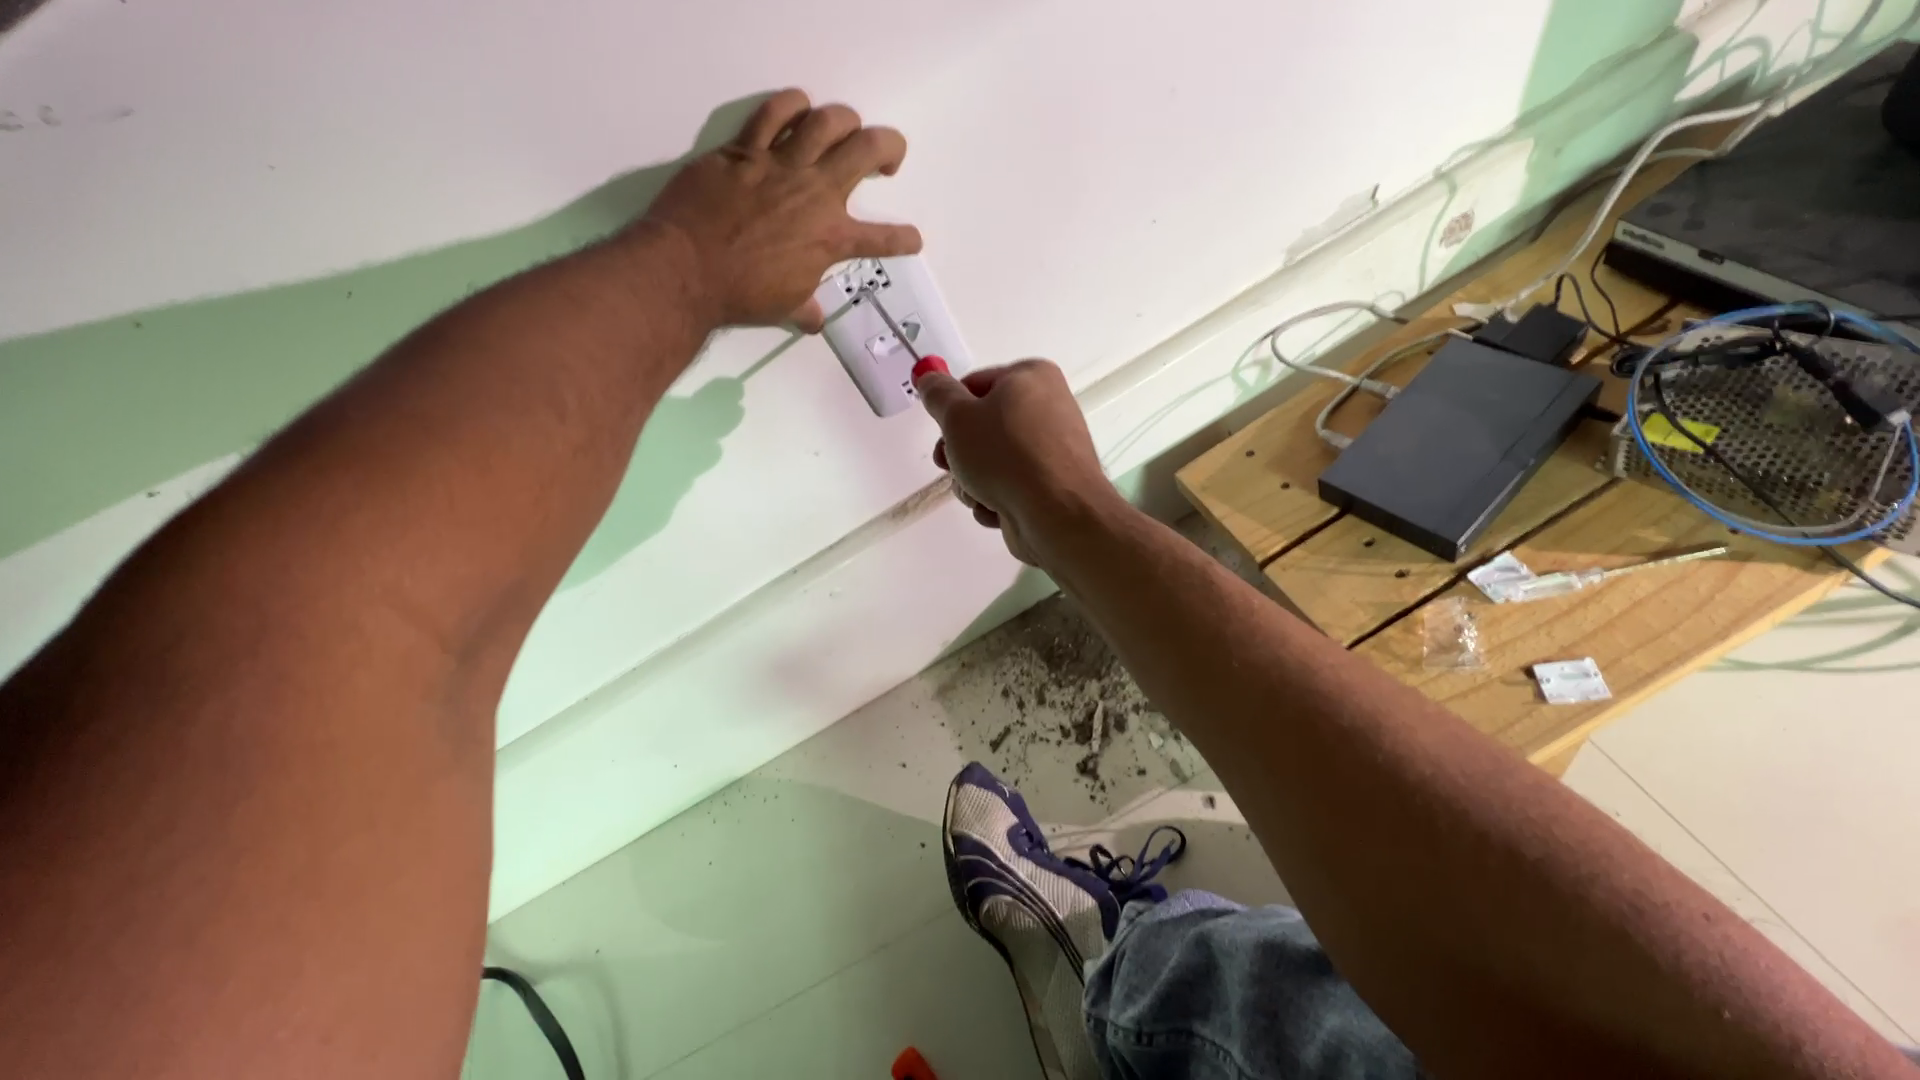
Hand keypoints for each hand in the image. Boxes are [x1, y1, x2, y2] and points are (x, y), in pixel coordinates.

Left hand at [637, 90, 922, 332]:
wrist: (687, 270)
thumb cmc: (740, 295)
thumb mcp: (783, 307)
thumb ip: (805, 307)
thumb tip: (814, 321)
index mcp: (831, 238)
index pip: (882, 238)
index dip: (904, 238)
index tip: (913, 239)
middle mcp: (816, 193)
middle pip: (867, 149)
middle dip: (889, 146)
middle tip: (886, 159)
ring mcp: (781, 165)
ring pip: (827, 120)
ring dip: (845, 119)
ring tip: (845, 128)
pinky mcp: (745, 150)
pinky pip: (774, 112)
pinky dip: (791, 104)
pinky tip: (797, 106)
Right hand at [916, 361, 1123, 566]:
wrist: (1056, 514)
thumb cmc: (1005, 454)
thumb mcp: (958, 417)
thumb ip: (939, 395)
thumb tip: (929, 377)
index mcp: (1031, 376)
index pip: (976, 384)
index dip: (951, 411)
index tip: (940, 432)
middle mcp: (1048, 406)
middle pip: (983, 426)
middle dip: (960, 452)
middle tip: (947, 465)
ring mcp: (1051, 449)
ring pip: (993, 460)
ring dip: (973, 480)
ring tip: (976, 493)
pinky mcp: (1051, 484)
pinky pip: (1011, 484)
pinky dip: (996, 497)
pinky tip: (996, 509)